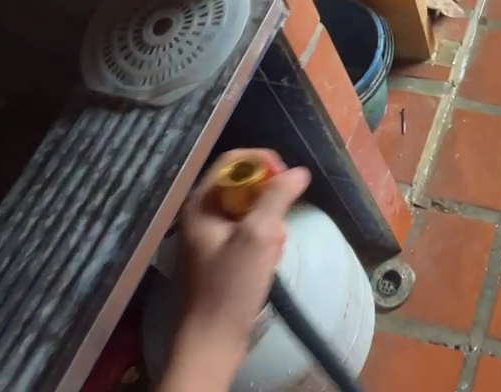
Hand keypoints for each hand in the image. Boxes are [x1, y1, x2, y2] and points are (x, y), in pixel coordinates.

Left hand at [166, 150, 309, 386]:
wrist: (213, 341)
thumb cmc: (231, 285)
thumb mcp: (259, 235)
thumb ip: (278, 196)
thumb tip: (299, 172)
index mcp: (201, 203)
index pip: (234, 160)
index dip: (262, 161)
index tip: (286, 177)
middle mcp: (202, 214)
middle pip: (244, 183)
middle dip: (270, 197)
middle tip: (282, 217)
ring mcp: (210, 235)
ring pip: (250, 207)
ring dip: (270, 221)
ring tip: (275, 245)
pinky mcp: (220, 253)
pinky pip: (248, 229)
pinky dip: (264, 237)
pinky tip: (269, 258)